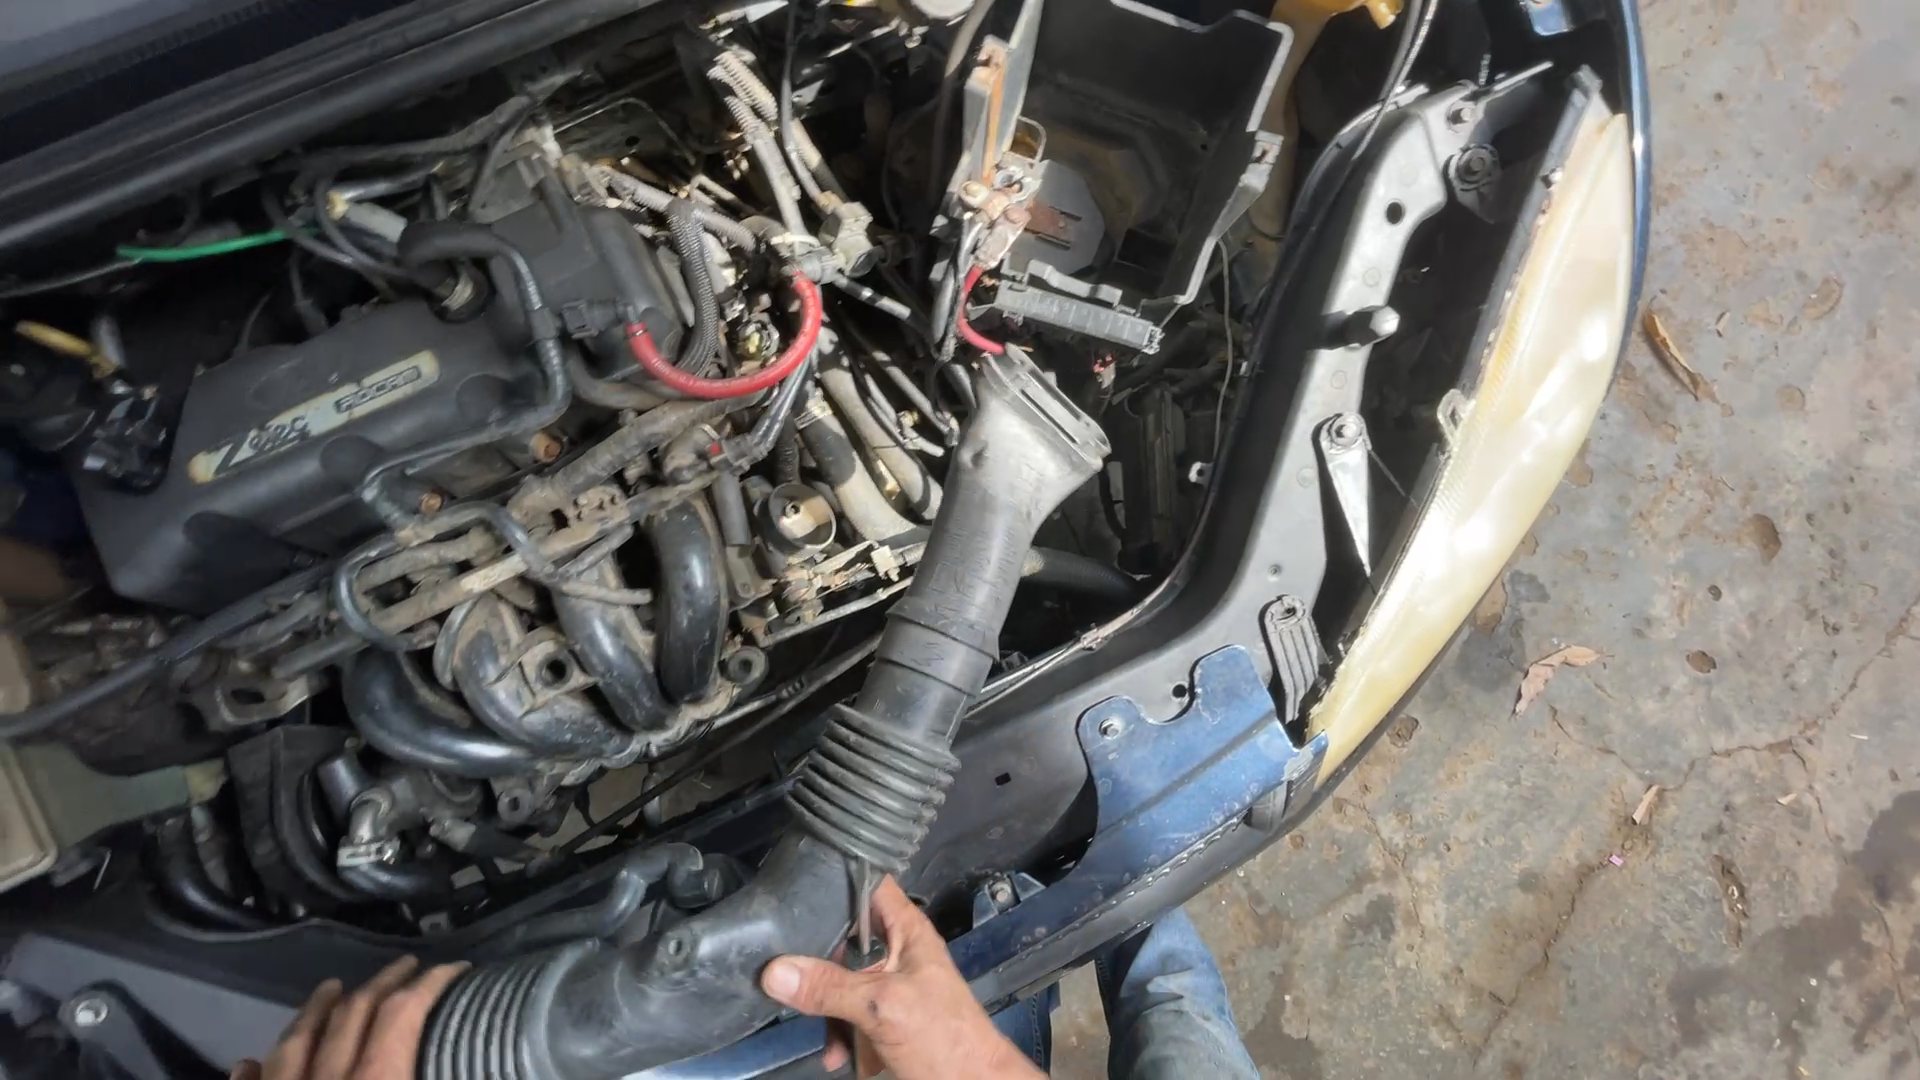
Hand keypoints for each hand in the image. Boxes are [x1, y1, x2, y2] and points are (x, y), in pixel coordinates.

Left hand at [231, 955, 466, 1079]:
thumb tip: (483, 1064)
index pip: (405, 1011)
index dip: (434, 981)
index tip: (457, 968)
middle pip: (351, 1016)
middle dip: (382, 982)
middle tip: (406, 964)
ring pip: (292, 1046)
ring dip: (314, 1012)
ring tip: (331, 988)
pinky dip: (249, 1074)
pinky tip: (247, 1063)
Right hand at [760, 877, 1043, 1079]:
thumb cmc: (942, 1034)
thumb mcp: (880, 1007)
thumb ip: (830, 987)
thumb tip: (776, 971)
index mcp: (907, 929)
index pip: (872, 883)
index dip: (842, 877)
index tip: (803, 883)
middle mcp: (899, 948)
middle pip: (849, 935)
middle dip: (823, 959)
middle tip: (796, 971)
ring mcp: (895, 983)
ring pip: (847, 979)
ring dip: (831, 1011)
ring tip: (829, 1041)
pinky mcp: (889, 1016)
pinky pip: (854, 1014)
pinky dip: (842, 1034)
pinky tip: (838, 1056)